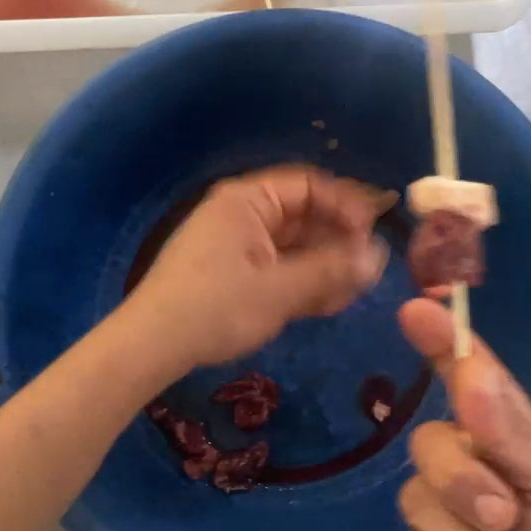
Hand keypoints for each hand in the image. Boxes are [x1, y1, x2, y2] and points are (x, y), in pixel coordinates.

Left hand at [124, 165, 389, 369]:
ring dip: (324, 266)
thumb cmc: (215, 308)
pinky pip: (276, 268)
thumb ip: (332, 271)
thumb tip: (378, 256)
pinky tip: (328, 303)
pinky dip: (301, 282)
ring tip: (354, 291)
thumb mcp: (280, 290)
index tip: (373, 234)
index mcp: (248, 201)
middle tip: (369, 270)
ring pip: (293, 246)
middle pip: (303, 216)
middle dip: (338, 241)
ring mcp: (235, 246)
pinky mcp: (231, 275)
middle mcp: (241, 215)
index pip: (310, 185)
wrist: (152, 345)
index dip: (346, 205)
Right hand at [394, 299, 530, 530]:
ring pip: (416, 501)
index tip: (417, 308)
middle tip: (508, 517)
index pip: (469, 384)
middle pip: (429, 443)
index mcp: (513, 445)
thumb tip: (472, 375)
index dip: (443, 345)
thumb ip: (520, 438)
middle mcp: (471, 474)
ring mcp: (444, 523)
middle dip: (465, 481)